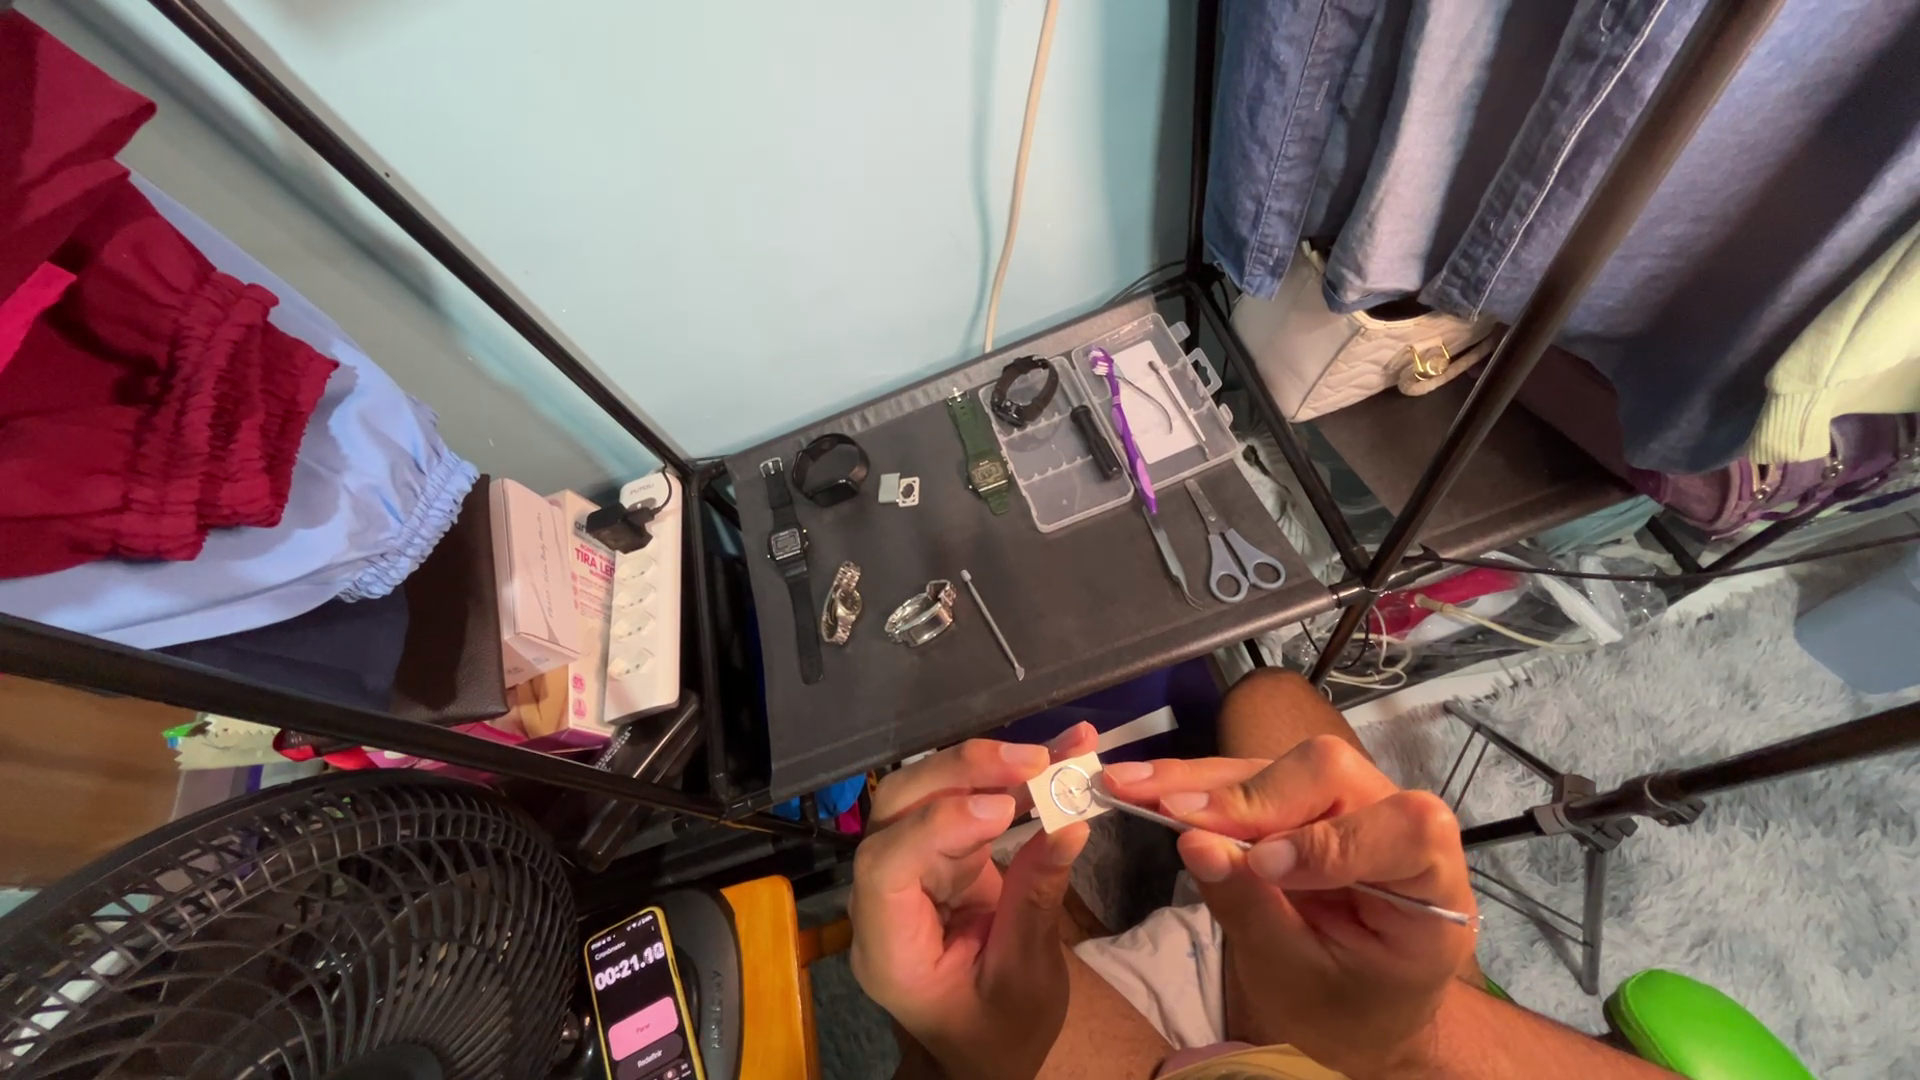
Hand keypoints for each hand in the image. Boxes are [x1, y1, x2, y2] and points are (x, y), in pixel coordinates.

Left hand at [850, 724, 1096, 1079]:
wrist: (982, 1045)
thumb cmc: (996, 1032)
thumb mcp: (1023, 982)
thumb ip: (1036, 901)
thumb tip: (1070, 824)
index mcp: (887, 946)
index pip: (885, 867)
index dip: (937, 826)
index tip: (1001, 810)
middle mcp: (885, 892)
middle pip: (898, 808)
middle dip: (960, 772)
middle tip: (1030, 760)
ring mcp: (911, 861)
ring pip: (928, 789)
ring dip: (987, 764)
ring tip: (1047, 753)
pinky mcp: (940, 846)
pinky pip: (966, 798)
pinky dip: (1007, 776)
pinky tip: (1051, 756)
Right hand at [1103, 737, 1476, 1078]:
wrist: (1355, 1009)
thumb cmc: (1346, 1011)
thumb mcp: (1300, 981)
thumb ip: (1251, 909)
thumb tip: (1191, 842)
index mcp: (1430, 886)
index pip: (1404, 828)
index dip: (1331, 838)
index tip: (1266, 867)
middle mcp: (1387, 822)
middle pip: (1326, 772)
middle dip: (1245, 796)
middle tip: (1171, 813)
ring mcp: (1335, 802)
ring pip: (1269, 765)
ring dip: (1195, 780)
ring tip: (1125, 784)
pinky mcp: (1290, 797)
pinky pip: (1240, 777)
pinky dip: (1187, 784)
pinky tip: (1139, 785)